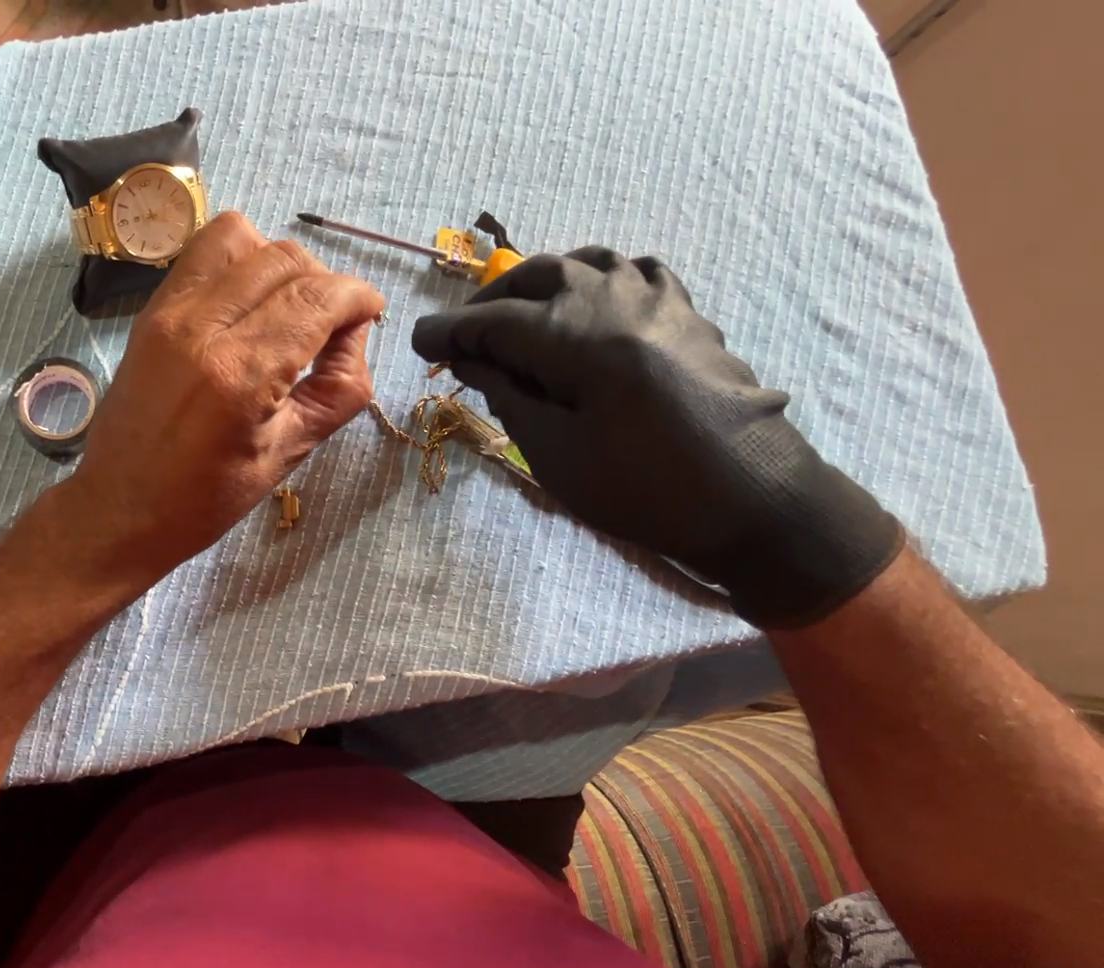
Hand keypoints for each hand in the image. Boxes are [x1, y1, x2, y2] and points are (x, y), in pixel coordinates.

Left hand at [58, 211, 385, 587]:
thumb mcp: (287, 454)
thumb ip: (338, 389)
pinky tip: (245, 308)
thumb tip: (355, 334)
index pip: (318, 296)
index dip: (358, 298)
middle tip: (327, 326)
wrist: (118, 510)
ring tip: (283, 308)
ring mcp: (167, 312)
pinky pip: (201, 255)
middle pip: (285, 258)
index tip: (369, 316)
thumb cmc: (204, 499)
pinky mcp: (149, 312)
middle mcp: (201, 326)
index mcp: (239, 372)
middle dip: (324, 282)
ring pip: (239, 237)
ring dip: (276, 261)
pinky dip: (236, 263)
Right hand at [411, 247, 901, 627]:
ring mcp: (659, 301)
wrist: (751, 502)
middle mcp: (617, 303)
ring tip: (514, 315)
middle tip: (460, 337)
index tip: (418, 343)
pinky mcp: (687, 315)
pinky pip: (634, 270)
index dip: (449, 331)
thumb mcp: (555, 452)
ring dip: (538, 283)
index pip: (494, 321)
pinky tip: (586, 304)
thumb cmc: (641, 490)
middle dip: (488, 302)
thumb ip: (507, 396)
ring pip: (585, 264)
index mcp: (579, 340)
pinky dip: (594, 278)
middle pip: (536, 277)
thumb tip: (468, 360)